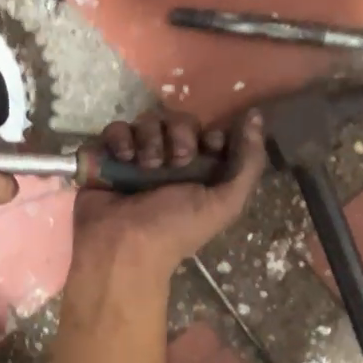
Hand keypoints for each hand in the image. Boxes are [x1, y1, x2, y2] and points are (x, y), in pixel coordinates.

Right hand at [73, 109, 265, 276]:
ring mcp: (136, 157)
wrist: (122, 246)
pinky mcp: (107, 156)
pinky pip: (116, 129)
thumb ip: (249, 162)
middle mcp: (168, 162)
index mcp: (199, 173)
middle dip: (180, 135)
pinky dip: (120, 138)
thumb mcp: (225, 203)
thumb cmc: (176, 228)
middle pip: (178, 121)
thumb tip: (256, 116)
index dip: (211, 134)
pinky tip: (124, 158)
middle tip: (175, 162)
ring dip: (150, 137)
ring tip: (146, 166)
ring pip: (147, 121)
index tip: (208, 147)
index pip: (209, 133)